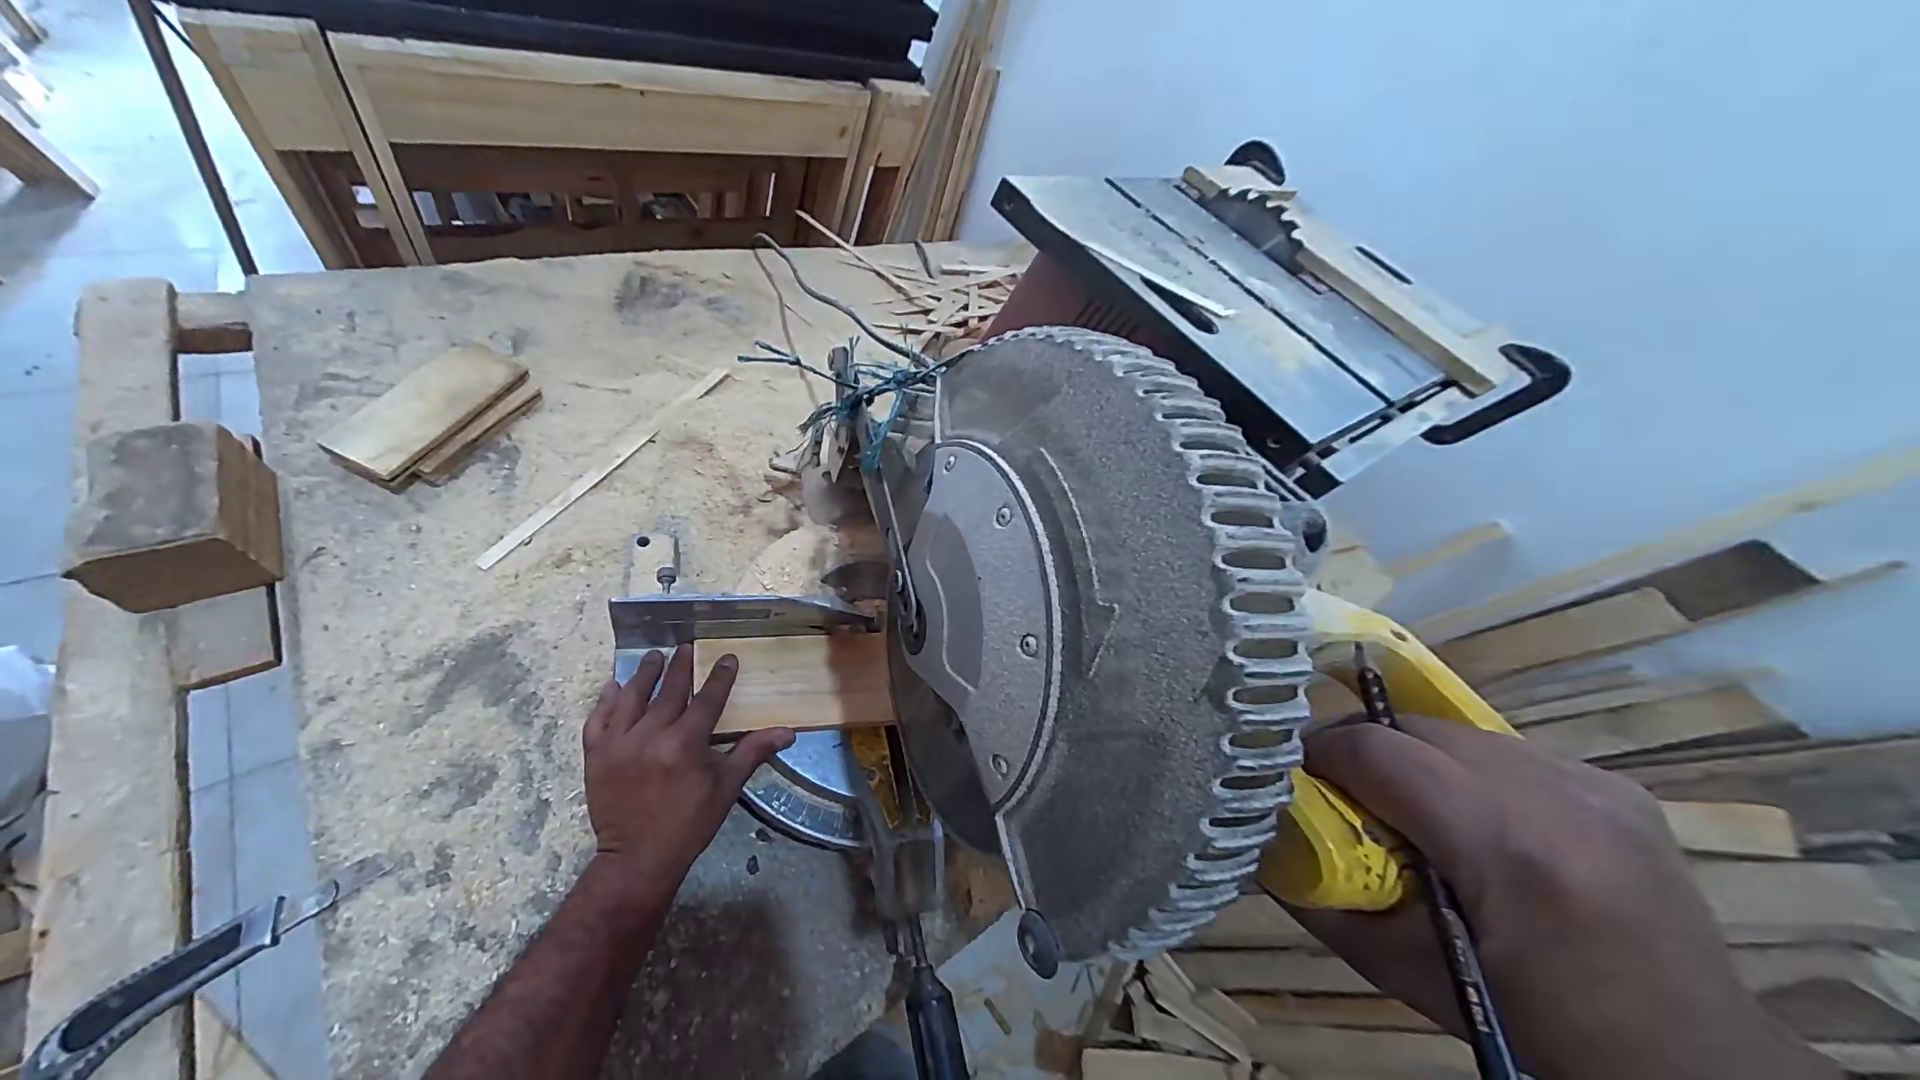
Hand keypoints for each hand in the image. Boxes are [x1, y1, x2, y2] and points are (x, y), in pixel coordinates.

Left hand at [582, 645, 794, 895]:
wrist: (638, 857)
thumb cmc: (689, 822)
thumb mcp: (727, 786)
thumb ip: (753, 752)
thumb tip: (789, 732)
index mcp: (686, 742)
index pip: (707, 698)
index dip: (720, 676)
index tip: (728, 658)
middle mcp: (651, 735)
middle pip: (669, 690)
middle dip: (681, 666)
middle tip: (686, 646)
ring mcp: (619, 743)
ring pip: (632, 697)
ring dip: (644, 674)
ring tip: (653, 656)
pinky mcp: (596, 755)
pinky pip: (598, 719)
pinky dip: (606, 700)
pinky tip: (614, 686)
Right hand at [1289, 714, 1837, 1079]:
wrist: (1692, 1063)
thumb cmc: (1530, 1025)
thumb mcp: (1403, 970)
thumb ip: (1320, 897)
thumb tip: (1262, 840)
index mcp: (1506, 844)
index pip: (1376, 749)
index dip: (1319, 752)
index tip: (1292, 776)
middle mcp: (1557, 793)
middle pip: (1412, 727)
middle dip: (1358, 748)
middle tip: (1336, 791)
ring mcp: (1595, 781)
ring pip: (1455, 731)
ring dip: (1409, 754)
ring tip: (1399, 803)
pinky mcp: (1615, 783)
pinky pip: (1502, 749)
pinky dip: (1462, 769)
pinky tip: (1469, 815)